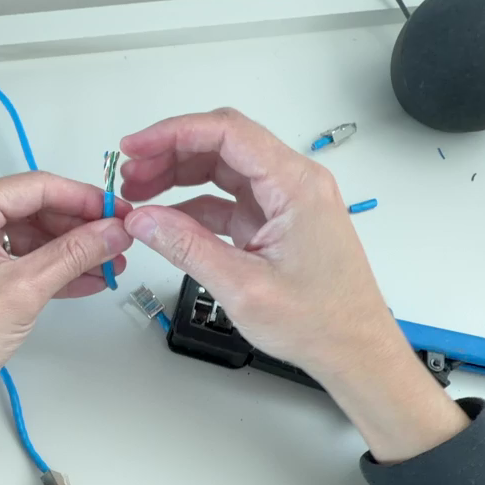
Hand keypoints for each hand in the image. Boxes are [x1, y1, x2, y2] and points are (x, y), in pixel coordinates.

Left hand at [0, 171, 131, 444]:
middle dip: (79, 229)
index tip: (117, 213)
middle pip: (35, 210)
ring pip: (30, 236)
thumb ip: (73, 255)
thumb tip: (111, 232)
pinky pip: (18, 258)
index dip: (84, 200)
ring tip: (108, 266)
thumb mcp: (23, 290)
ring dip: (69, 252)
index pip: (37, 187)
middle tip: (117, 242)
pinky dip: (49, 269)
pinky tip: (83, 279)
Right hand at [119, 108, 465, 460]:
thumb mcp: (241, 286)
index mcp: (294, 185)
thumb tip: (141, 219)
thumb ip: (186, 247)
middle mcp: (293, 183)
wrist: (354, 351)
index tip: (134, 148)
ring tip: (139, 196)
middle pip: (222, 145)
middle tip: (130, 176)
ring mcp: (284, 203)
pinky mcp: (275, 224)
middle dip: (170, 154)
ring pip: (222, 171)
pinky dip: (193, 207)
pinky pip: (227, 201)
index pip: (227, 133)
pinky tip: (165, 223)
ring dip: (178, 178)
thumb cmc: (319, 322)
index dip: (174, 133)